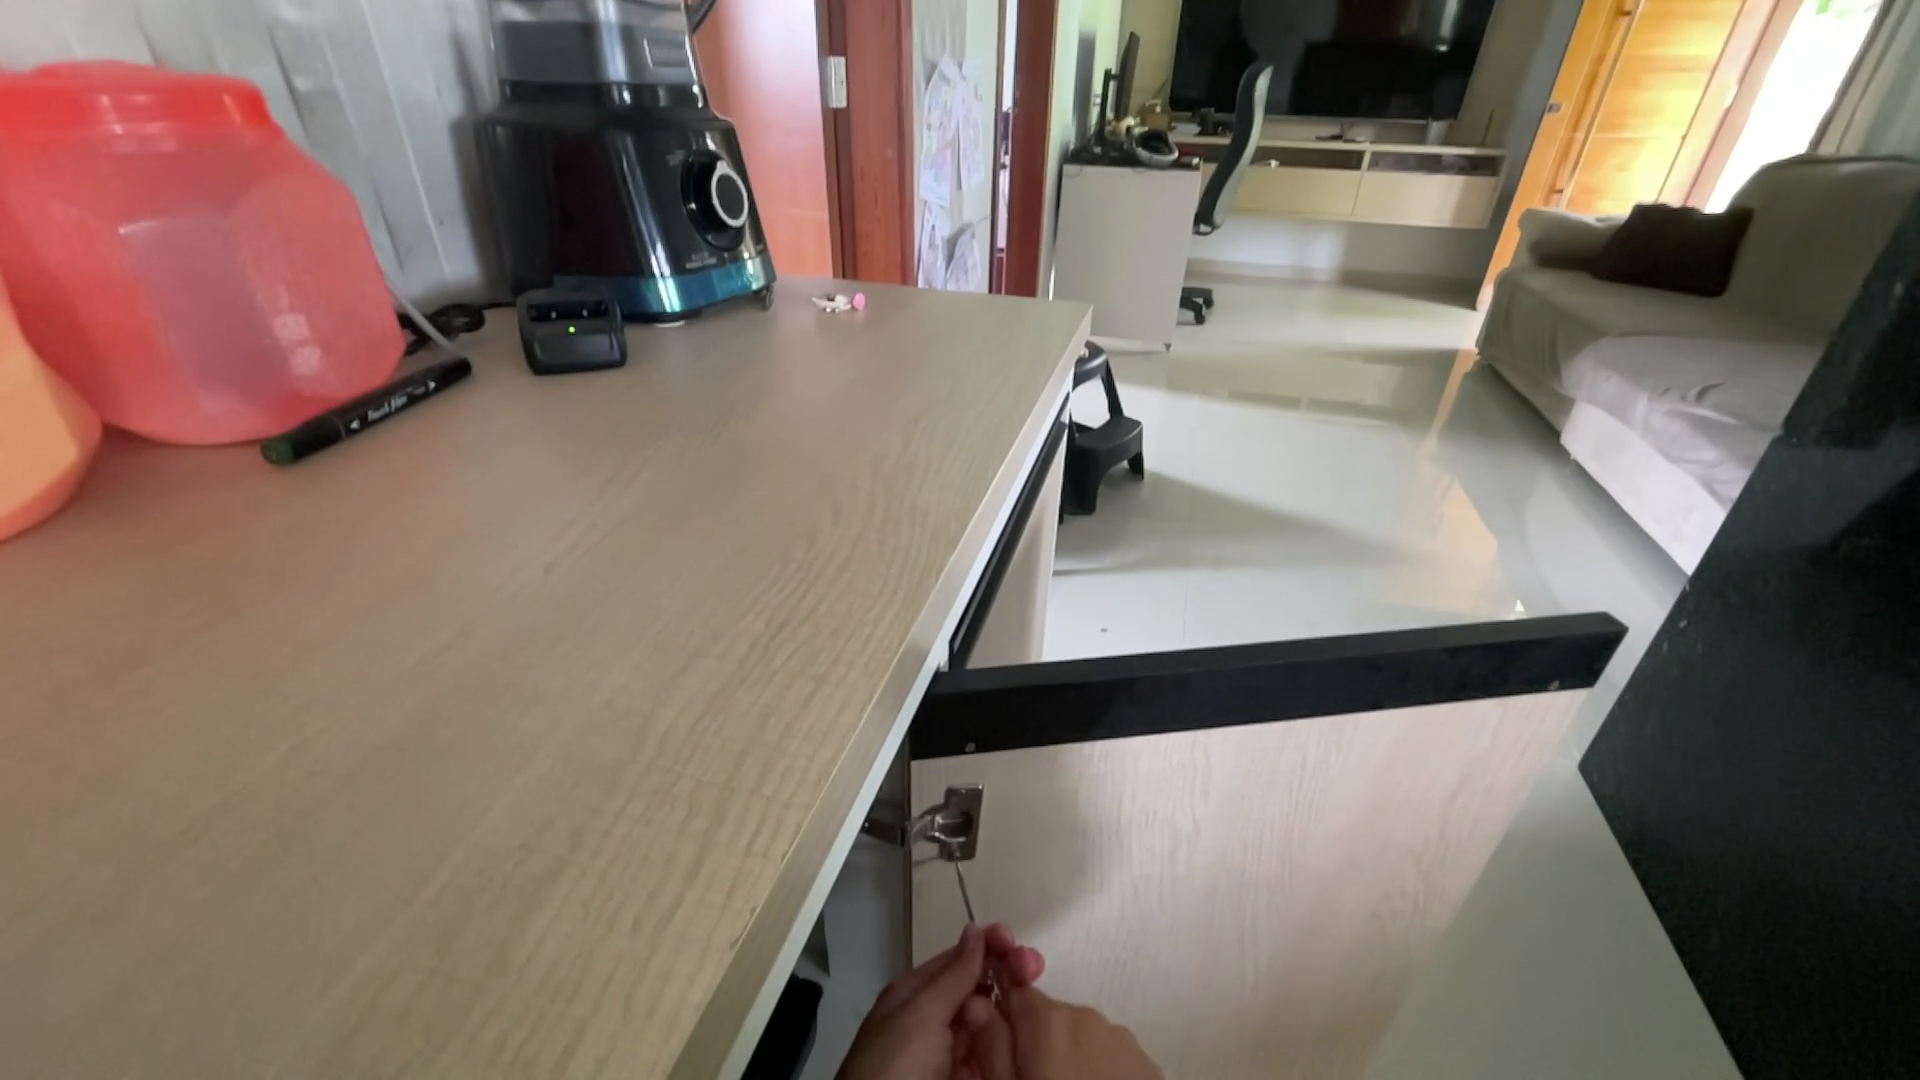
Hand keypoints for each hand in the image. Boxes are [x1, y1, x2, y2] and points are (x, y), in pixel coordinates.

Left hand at [837, 924, 1045, 1079]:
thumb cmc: (893, 1067)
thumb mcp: (921, 1014)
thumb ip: (954, 974)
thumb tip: (975, 928)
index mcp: (916, 996)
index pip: (958, 960)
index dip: (986, 947)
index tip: (1013, 941)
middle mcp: (936, 1022)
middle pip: (979, 991)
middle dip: (1005, 979)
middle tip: (1031, 969)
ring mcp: (954, 1056)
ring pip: (991, 1023)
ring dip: (1007, 1014)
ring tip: (1020, 1006)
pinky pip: (994, 1057)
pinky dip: (1007, 1048)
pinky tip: (1021, 1037)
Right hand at [967, 985, 1161, 1079]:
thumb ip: (991, 1047)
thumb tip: (976, 1001)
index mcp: (1047, 1018)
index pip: (1015, 994)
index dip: (1004, 1020)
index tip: (1002, 1051)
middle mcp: (1085, 1015)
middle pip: (1049, 1018)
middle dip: (1039, 1046)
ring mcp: (1120, 1038)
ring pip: (1081, 1037)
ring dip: (1070, 1060)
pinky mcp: (1147, 1062)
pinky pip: (1111, 1056)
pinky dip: (1100, 1072)